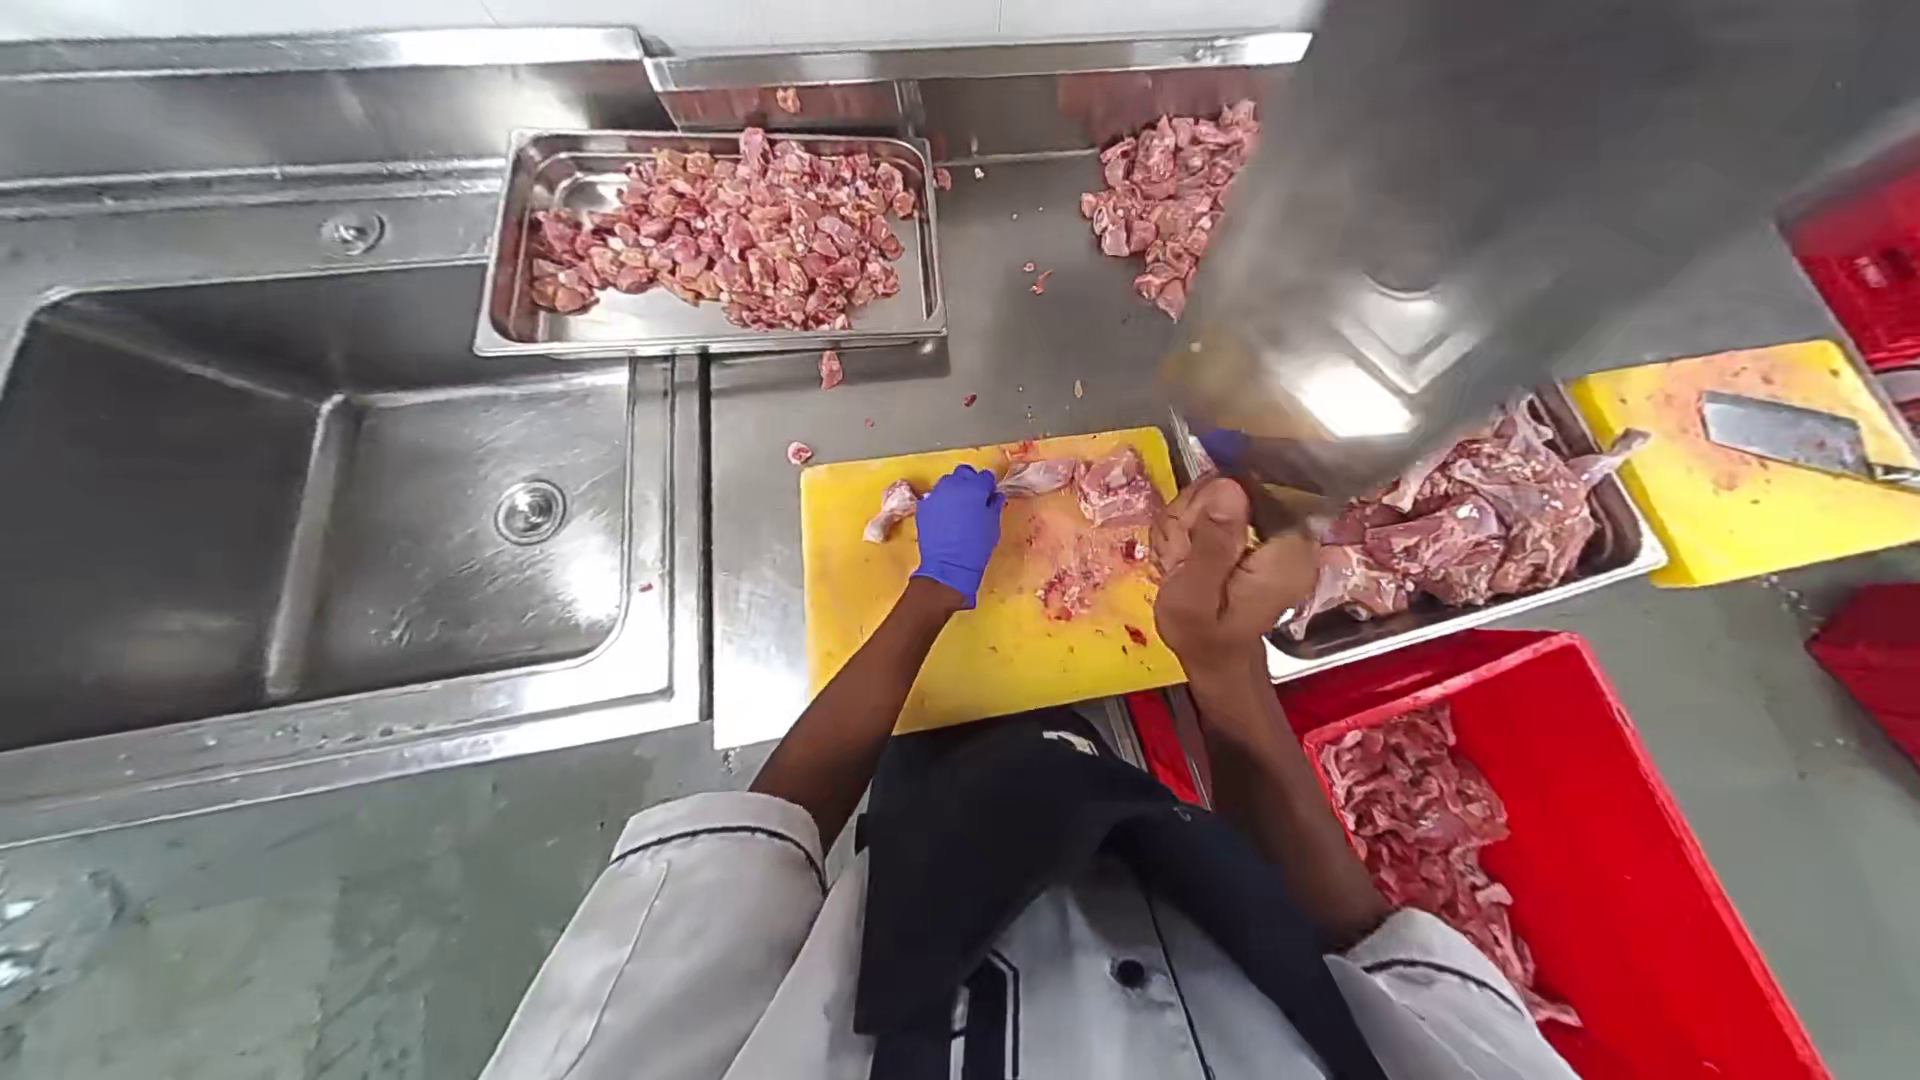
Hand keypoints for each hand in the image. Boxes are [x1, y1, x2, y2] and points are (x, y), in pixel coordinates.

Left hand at [911, 464, 1005, 608]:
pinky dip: (940, 502)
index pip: (985, 476)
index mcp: (974, 488)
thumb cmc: (977, 546)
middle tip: (973, 499)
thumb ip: (994, 505)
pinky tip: (944, 518)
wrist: (949, 565)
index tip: (988, 497)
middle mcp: (953, 485)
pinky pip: (934, 497)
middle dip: (969, 481)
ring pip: (946, 483)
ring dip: (953, 490)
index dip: (988, 486)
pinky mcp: (923, 506)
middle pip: (963, 473)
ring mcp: (935, 494)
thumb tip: (994, 496)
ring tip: (957, 508)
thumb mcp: (993, 525)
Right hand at [1152, 477, 1318, 678]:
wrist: (1213, 654)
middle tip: (1179, 555)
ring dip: (1186, 522)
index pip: (1244, 487)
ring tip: (1181, 559)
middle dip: (1191, 515)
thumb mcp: (1193, 595)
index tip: (1185, 539)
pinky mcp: (1259, 531)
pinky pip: (1216, 507)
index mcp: (1285, 549)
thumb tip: (1227, 486)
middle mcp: (1289, 533)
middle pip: (1229, 486)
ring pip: (1216, 493)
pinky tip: (1188, 555)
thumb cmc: (1201, 633)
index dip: (1205, 502)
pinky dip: (1192, 527)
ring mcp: (1275, 530)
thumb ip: (1211, 543)